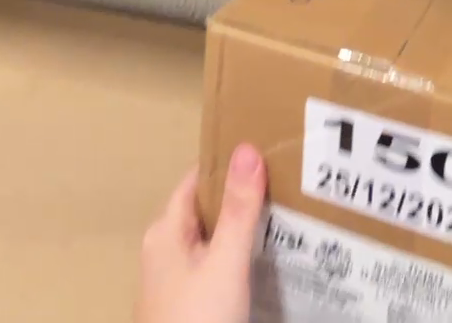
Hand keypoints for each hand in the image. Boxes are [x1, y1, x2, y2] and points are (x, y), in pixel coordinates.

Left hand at [137, 144, 268, 322]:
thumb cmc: (199, 321)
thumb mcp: (225, 263)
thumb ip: (238, 209)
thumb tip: (247, 147)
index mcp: (165, 231)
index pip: (199, 178)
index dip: (230, 164)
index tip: (269, 152)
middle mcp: (164, 251)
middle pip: (206, 209)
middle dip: (242, 198)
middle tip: (286, 185)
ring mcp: (174, 282)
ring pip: (213, 240)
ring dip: (242, 230)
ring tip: (284, 218)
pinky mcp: (186, 306)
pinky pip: (214, 268)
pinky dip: (238, 259)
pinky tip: (265, 263)